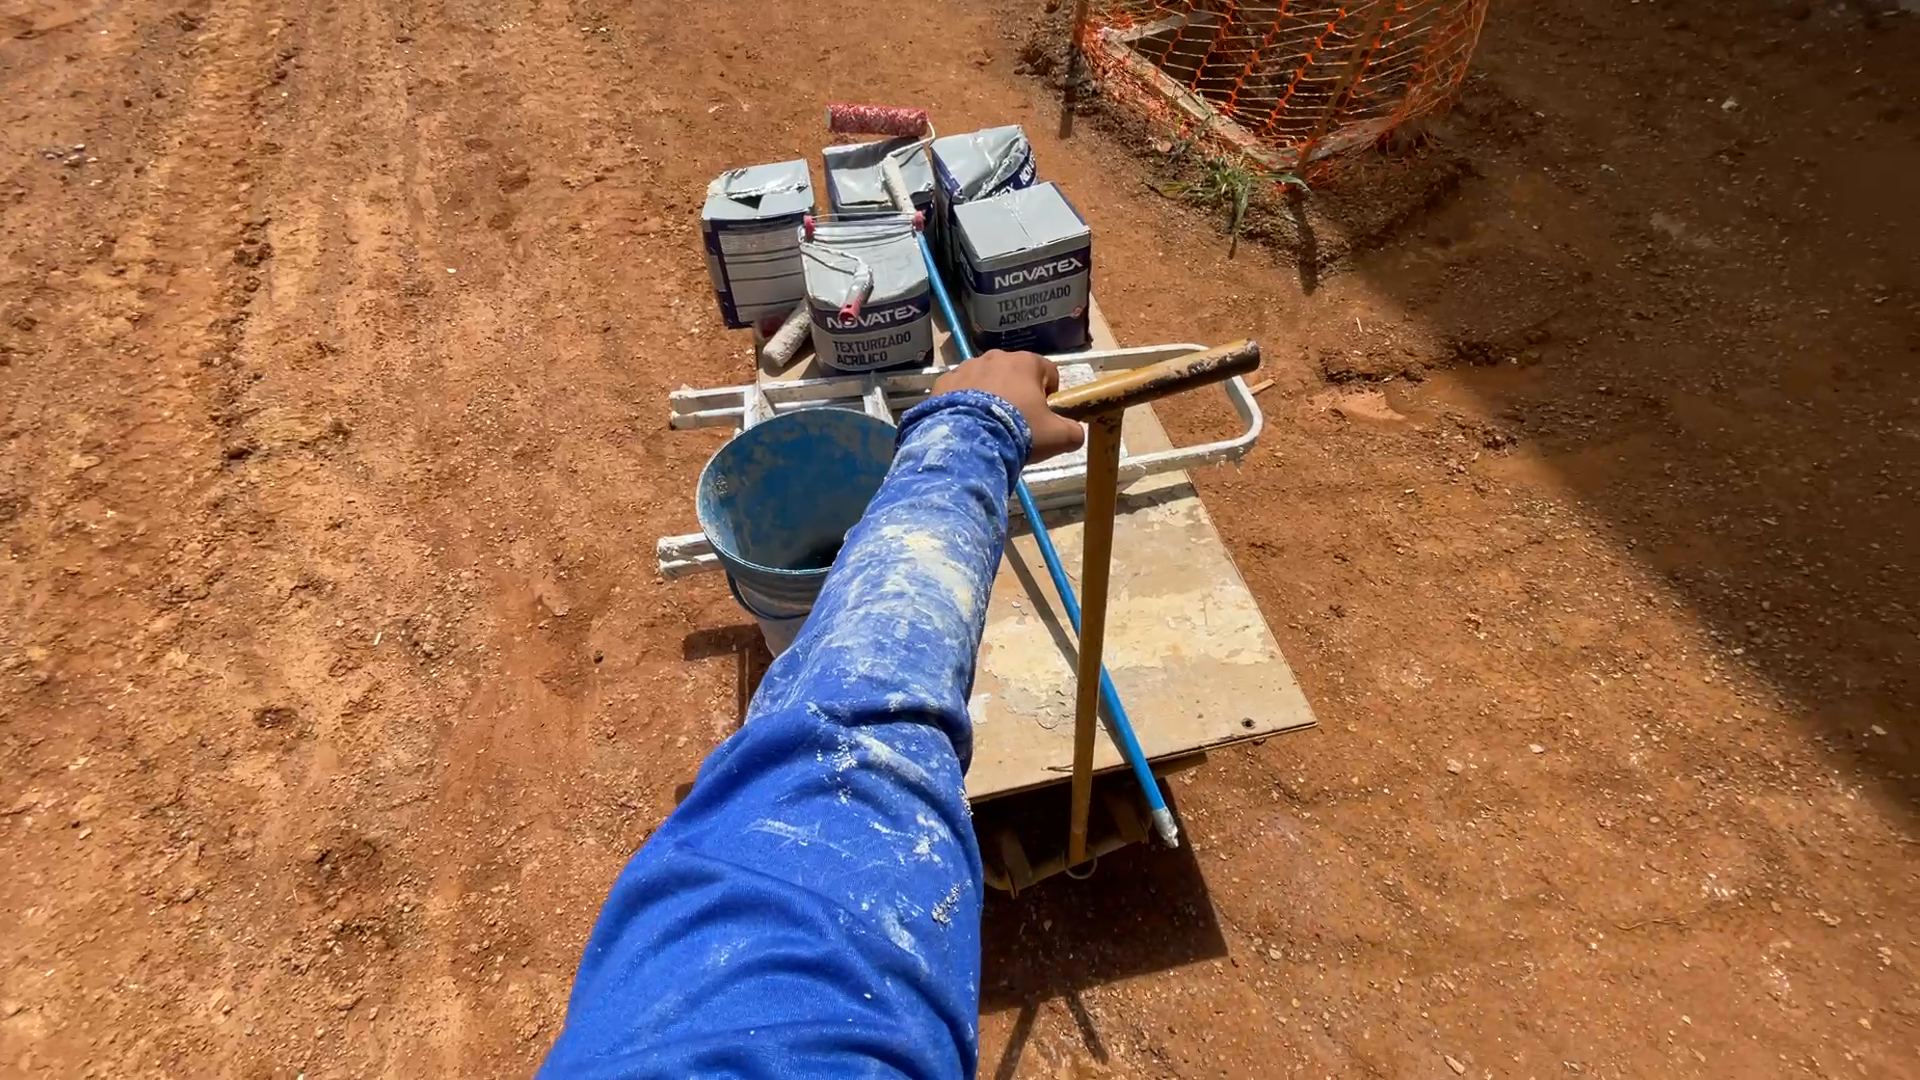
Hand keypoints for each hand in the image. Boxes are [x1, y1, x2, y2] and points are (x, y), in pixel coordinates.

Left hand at [933, 350, 1085, 463]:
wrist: (969, 443)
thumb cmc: (1018, 432)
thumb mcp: (1056, 437)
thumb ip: (1073, 432)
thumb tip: (1076, 433)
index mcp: (1026, 363)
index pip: (1048, 371)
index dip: (1050, 394)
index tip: (1044, 415)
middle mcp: (995, 357)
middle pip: (1014, 374)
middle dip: (1017, 394)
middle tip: (1015, 424)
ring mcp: (966, 368)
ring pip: (985, 381)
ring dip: (990, 397)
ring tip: (988, 426)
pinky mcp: (943, 383)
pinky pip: (959, 391)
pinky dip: (964, 404)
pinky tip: (966, 425)